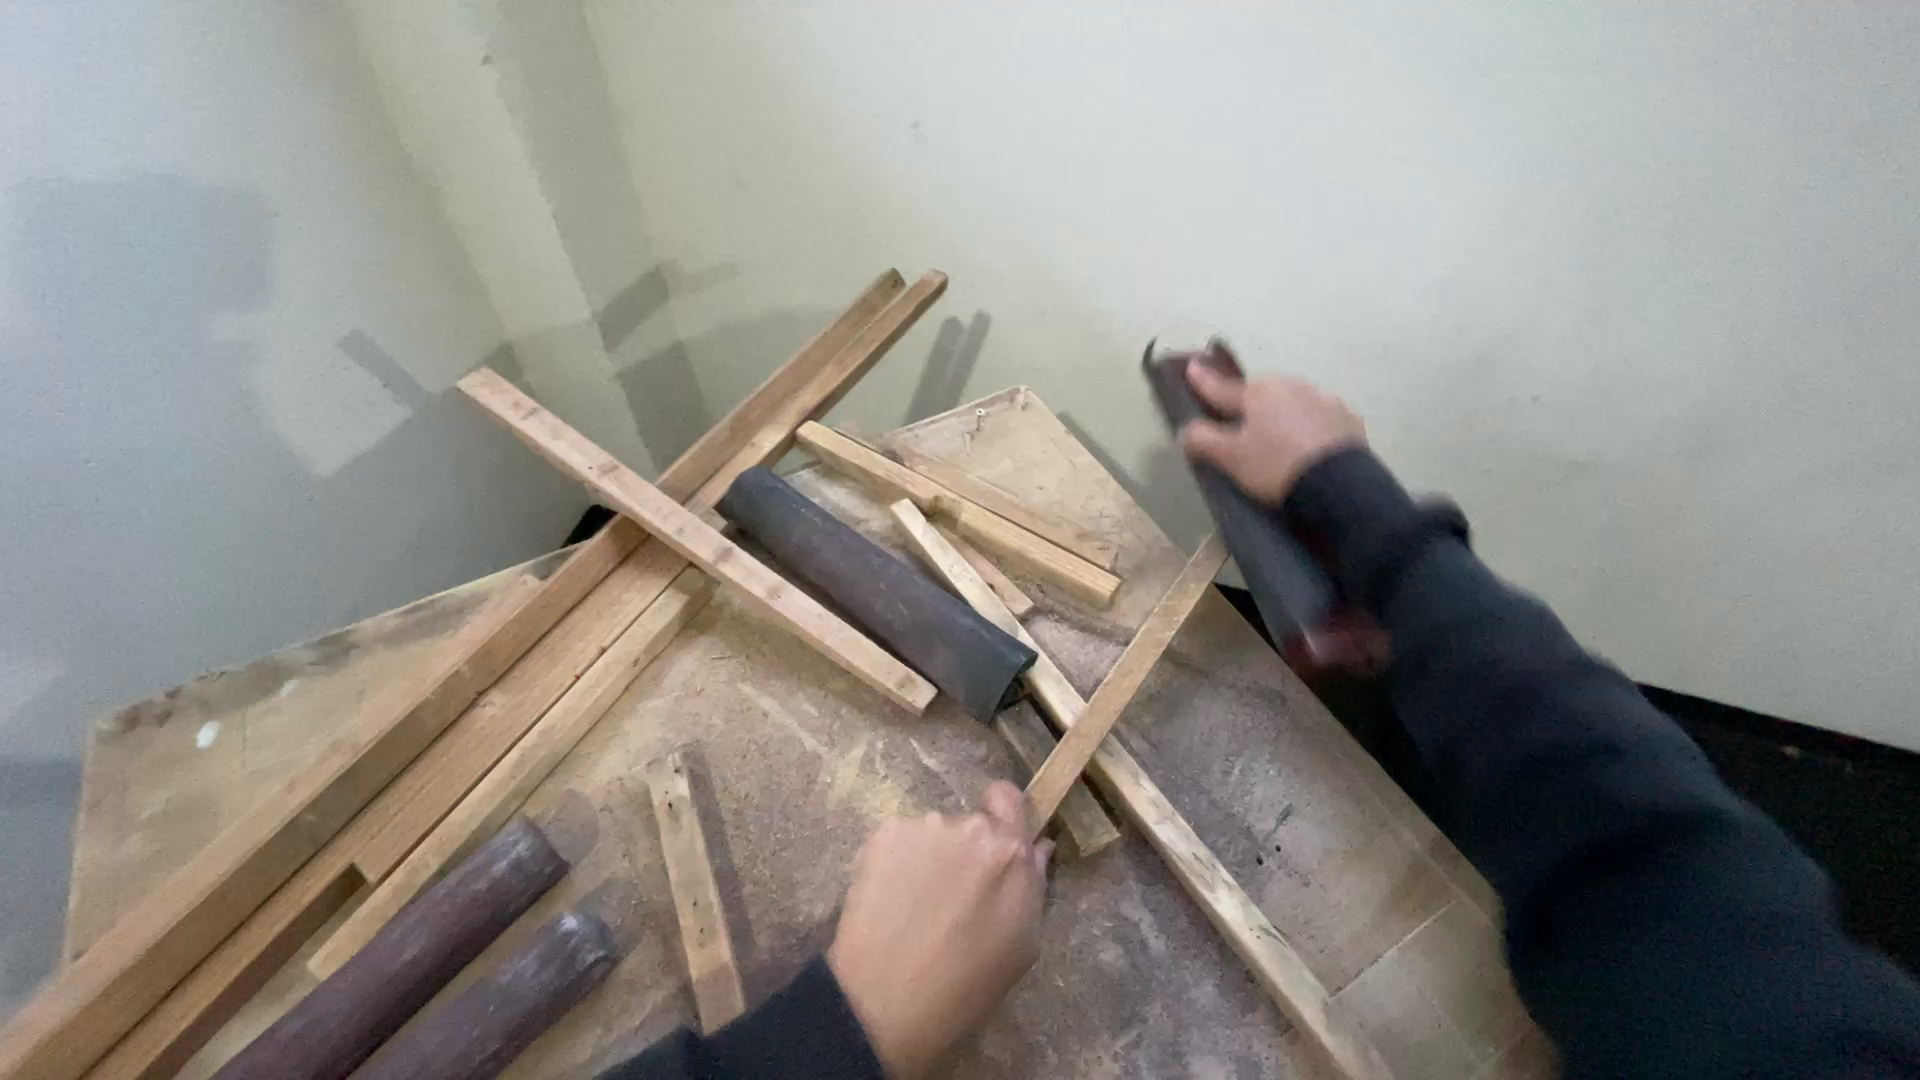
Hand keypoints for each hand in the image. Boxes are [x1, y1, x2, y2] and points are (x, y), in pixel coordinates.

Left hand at [827, 781, 1052, 1078]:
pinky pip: (899, 841)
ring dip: (930, 857)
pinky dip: (897, 862)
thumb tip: (1039, 845)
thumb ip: (1034, 883)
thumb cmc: (966, 984)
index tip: (992, 844)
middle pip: (970, 823)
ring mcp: (924, 826)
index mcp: (1011, 850)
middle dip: (964, 849)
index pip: (1008, 797)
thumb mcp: (1023, 944)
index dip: (1001, 815)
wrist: (887, 1000)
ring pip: (932, 833)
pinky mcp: (884, 834)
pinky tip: (891, 899)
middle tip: (951, 894)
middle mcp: (970, 826)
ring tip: (916, 904)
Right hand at [1180, 363, 1366, 503]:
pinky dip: (1307, 426)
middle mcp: (1291, 386)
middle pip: (1260, 393)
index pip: (1221, 388)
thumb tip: (1187, 430)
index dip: (1203, 381)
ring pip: (1291, 402)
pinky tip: (1306, 445)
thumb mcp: (1230, 457)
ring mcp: (1323, 399)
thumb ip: (1203, 440)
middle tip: (1238, 422)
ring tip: (1275, 438)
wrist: (1338, 485)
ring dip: (1280, 413)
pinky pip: (1317, 417)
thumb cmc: (1275, 466)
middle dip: (1247, 403)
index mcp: (1258, 392)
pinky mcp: (1347, 418)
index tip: (1192, 366)